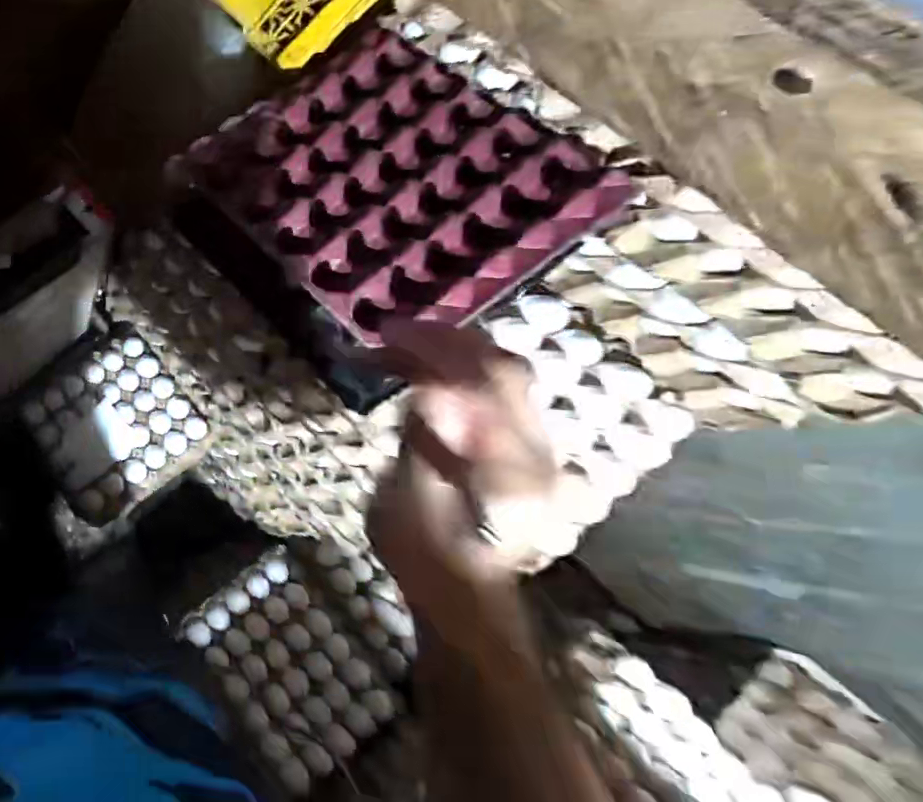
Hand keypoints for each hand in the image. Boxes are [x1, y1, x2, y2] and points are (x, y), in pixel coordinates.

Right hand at [365, 321, 557, 649]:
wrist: (464, 592)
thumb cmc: (426, 555)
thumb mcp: (410, 509)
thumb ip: (422, 449)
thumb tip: (426, 393)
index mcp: (510, 470)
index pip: (483, 388)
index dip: (434, 354)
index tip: (385, 339)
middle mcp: (536, 451)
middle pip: (503, 370)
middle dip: (444, 340)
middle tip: (390, 330)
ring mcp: (536, 447)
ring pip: (506, 372)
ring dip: (452, 347)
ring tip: (402, 340)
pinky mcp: (524, 444)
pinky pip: (499, 386)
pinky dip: (459, 364)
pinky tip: (424, 364)